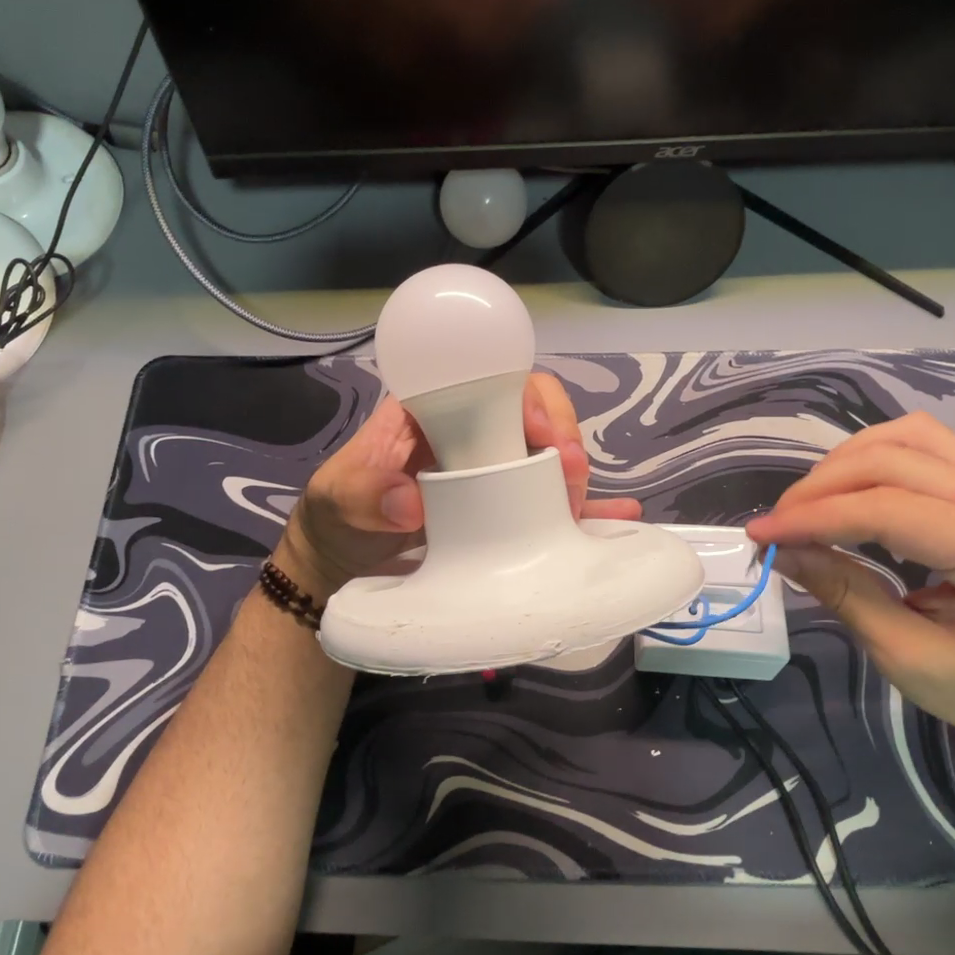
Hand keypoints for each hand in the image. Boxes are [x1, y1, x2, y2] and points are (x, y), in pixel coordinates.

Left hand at [274, 372, 642, 597]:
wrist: (345, 572)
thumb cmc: (338, 519)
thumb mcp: (337, 501)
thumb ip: (362, 496)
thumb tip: (410, 502)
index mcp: (435, 413)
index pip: (491, 381)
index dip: (526, 398)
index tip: (540, 433)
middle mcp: (473, 437)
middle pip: (534, 415)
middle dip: (561, 437)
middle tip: (568, 475)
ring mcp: (496, 477)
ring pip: (551, 458)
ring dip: (577, 476)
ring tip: (586, 507)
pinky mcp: (510, 516)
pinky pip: (553, 506)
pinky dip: (589, 510)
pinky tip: (618, 520)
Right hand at [744, 412, 954, 767]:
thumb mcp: (909, 657)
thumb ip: (846, 594)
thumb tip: (781, 550)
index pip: (889, 509)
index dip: (815, 516)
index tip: (760, 534)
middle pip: (894, 461)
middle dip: (822, 487)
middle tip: (778, 525)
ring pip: (909, 439)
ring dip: (846, 463)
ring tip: (808, 505)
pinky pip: (925, 447)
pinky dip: (875, 458)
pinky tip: (850, 490)